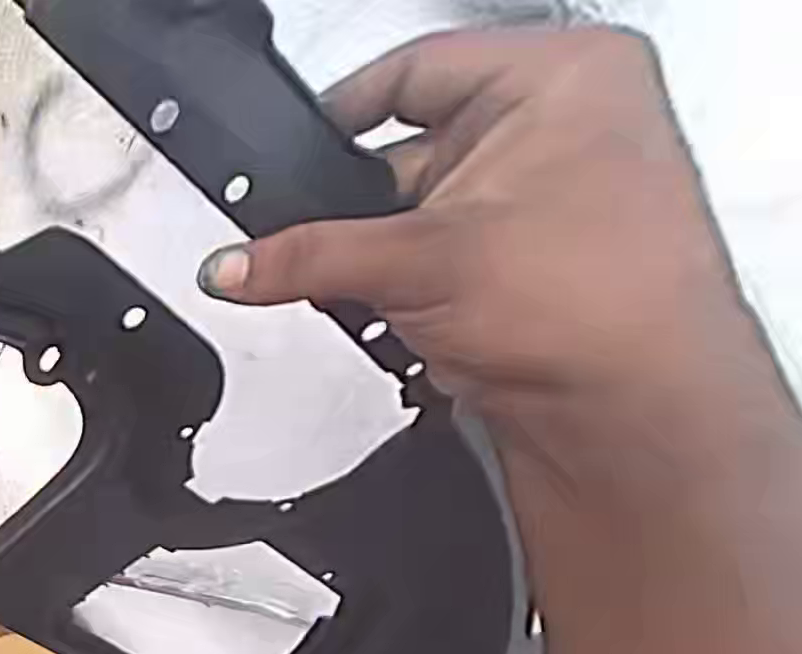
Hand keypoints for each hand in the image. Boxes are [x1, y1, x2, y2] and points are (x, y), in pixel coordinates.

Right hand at [196, 27, 774, 418]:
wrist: (610, 400)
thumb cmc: (593, 301)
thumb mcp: (416, 260)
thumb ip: (303, 258)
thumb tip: (227, 263)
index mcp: (553, 82)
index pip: (408, 70)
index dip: (334, 116)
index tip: (278, 163)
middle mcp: (535, 132)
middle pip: (382, 157)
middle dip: (337, 215)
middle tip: (307, 248)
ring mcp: (506, 199)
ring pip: (383, 216)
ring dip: (351, 258)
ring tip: (361, 287)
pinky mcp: (478, 258)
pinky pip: (392, 258)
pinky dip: (366, 284)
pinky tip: (374, 307)